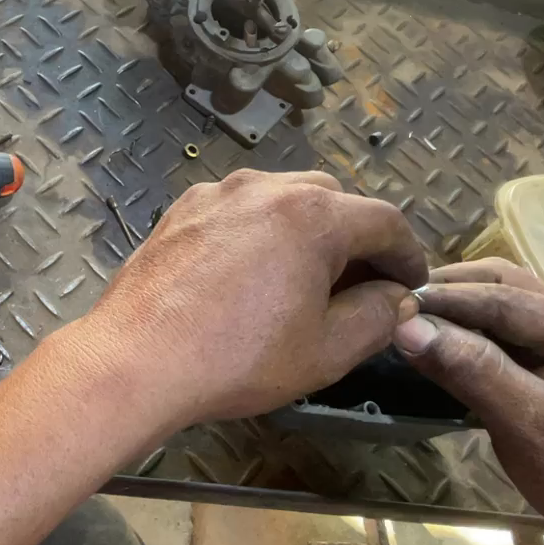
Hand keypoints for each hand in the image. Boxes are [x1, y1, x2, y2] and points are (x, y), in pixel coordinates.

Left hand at [69, 169, 426, 429]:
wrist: (135, 357)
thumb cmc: (235, 358)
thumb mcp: (326, 350)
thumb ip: (377, 316)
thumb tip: (396, 296)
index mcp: (311, 214)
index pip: (384, 222)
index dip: (406, 256)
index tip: (408, 286)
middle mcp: (264, 187)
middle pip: (332, 200)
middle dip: (354, 240)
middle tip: (355, 287)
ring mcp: (215, 193)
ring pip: (280, 198)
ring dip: (303, 230)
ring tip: (300, 278)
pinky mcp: (179, 209)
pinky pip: (236, 209)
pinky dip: (256, 230)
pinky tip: (246, 272)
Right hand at [392, 258, 543, 544]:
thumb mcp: (528, 426)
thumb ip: (470, 369)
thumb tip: (405, 326)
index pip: (503, 296)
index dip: (442, 297)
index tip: (387, 304)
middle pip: (505, 286)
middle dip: (449, 292)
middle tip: (395, 307)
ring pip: (505, 305)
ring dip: (457, 310)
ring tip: (410, 323)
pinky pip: (509, 333)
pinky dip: (470, 333)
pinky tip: (441, 346)